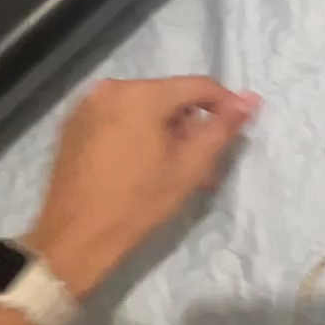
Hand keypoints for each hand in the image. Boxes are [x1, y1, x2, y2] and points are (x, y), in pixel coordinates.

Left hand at [24, 77, 259, 296]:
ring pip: (143, 107)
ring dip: (165, 129)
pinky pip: (117, 117)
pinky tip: (142, 164)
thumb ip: (222, 129)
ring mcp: (87, 105)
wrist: (74, 239)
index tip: (239, 127)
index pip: (197, 86)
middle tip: (205, 161)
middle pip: (168, 96)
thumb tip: (251, 99)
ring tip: (175, 167)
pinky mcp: (73, 124)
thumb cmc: (137, 203)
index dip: (224, 104)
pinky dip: (136, 132)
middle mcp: (112, 88)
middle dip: (191, 124)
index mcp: (141, 94)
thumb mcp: (189, 168)